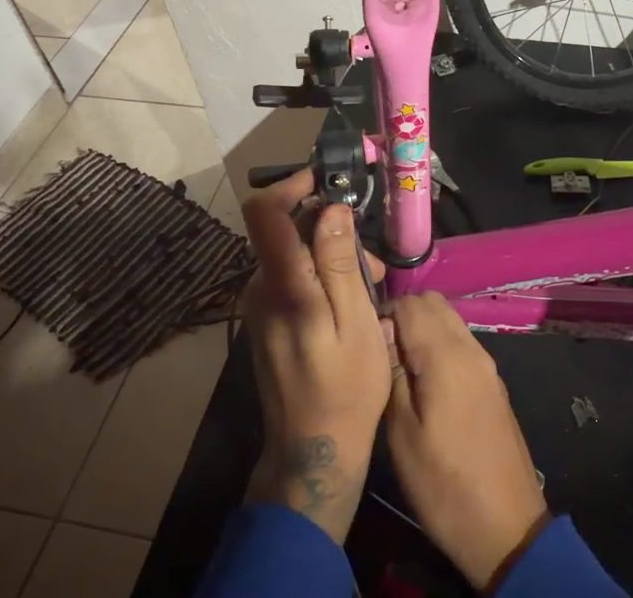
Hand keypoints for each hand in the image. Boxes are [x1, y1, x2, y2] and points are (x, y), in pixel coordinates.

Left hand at [239, 168, 389, 543]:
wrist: (312, 451)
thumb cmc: (346, 389)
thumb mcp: (357, 324)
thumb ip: (340, 263)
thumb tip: (331, 208)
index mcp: (283, 286)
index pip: (263, 213)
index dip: (291, 185)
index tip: (327, 180)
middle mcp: (259, 289)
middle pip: (285, 232)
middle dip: (330, 232)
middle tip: (374, 264)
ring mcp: (258, 307)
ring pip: (291, 257)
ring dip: (330, 260)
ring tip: (371, 292)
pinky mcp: (263, 323)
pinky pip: (289, 281)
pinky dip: (319, 280)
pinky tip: (350, 309)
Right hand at [385, 292, 549, 591]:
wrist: (506, 527)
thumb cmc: (444, 485)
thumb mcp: (402, 434)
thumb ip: (392, 374)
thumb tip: (382, 333)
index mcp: (448, 357)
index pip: (410, 303)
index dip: (383, 315)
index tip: (365, 344)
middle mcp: (472, 350)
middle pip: (433, 304)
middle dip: (403, 316)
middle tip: (380, 353)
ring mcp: (487, 365)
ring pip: (449, 321)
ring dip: (422, 330)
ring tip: (397, 369)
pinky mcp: (493, 383)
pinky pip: (462, 343)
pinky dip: (440, 346)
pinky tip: (423, 383)